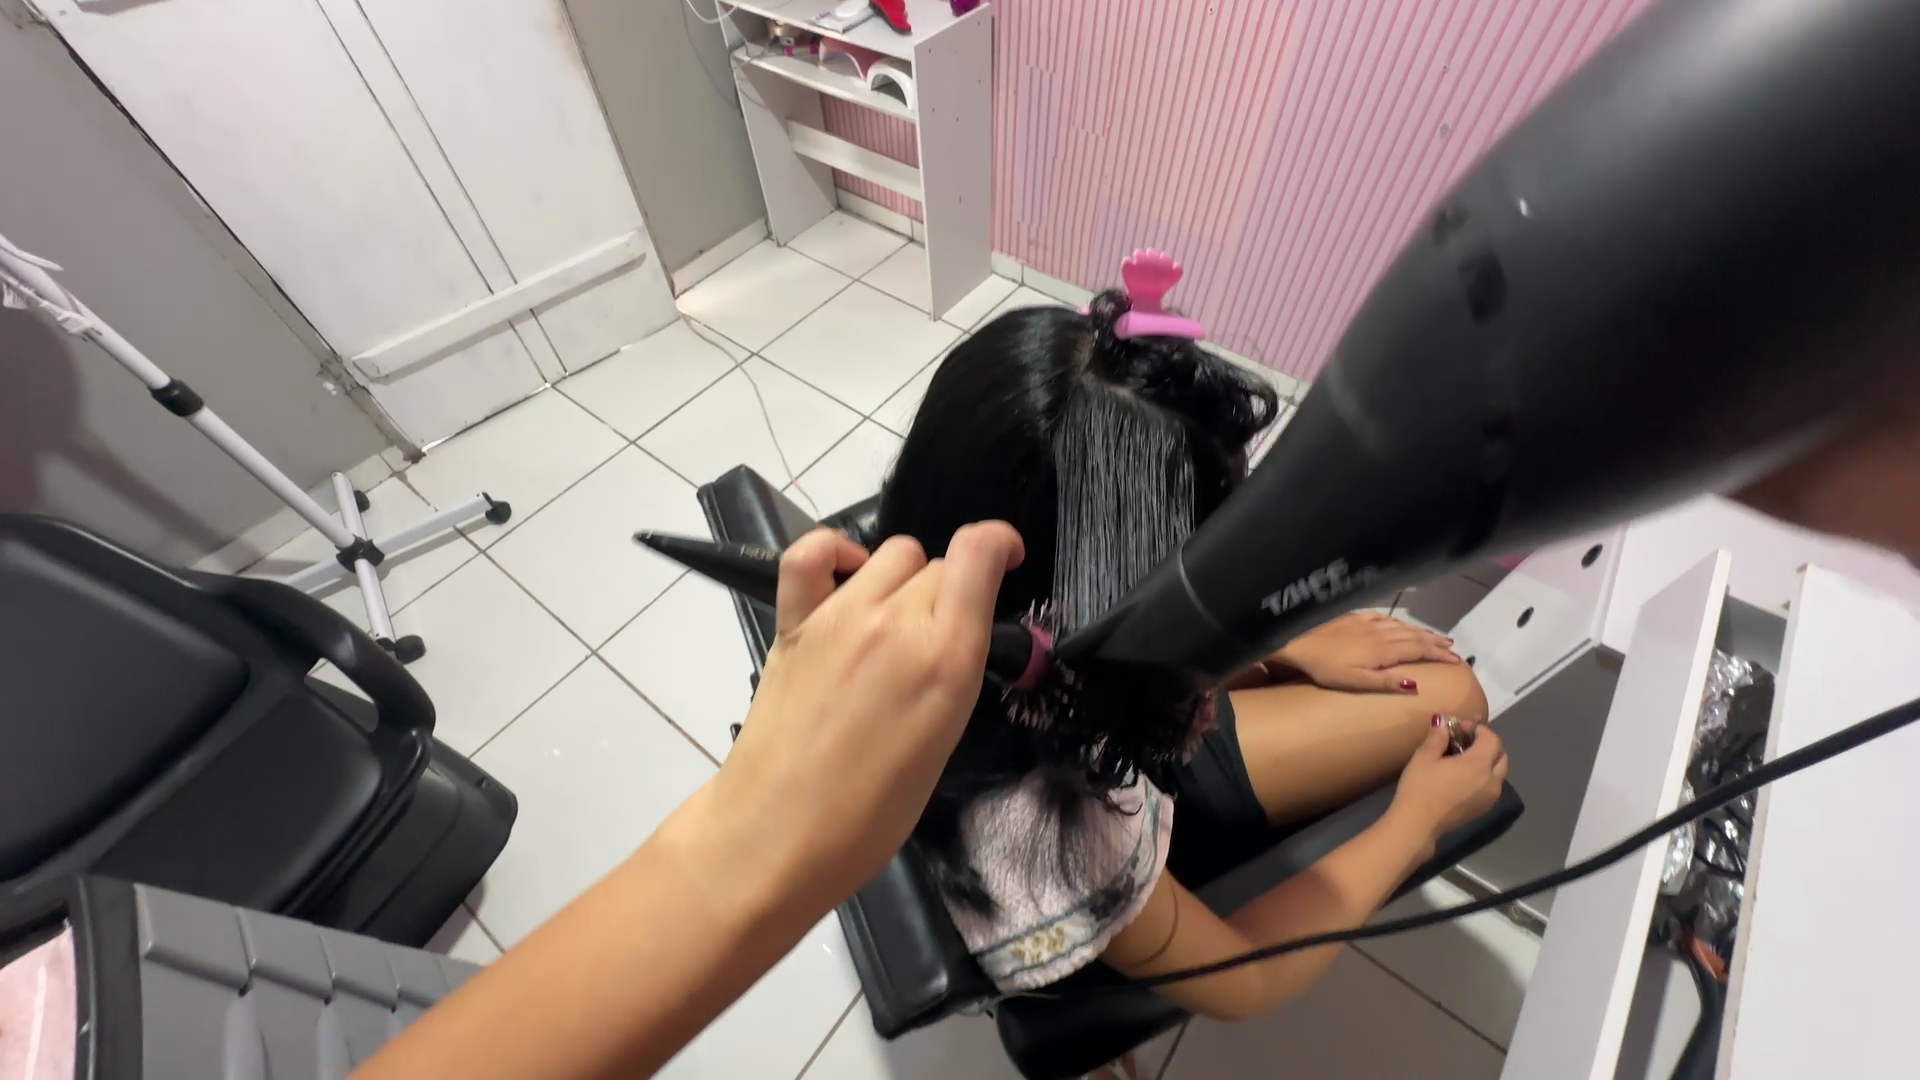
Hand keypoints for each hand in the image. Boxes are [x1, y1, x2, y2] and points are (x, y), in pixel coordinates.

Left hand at [701, 522, 1024, 908]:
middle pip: (940, 562)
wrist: (775, 838)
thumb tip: (955, 639)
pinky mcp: (794, 622)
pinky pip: (810, 555)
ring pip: (892, 552)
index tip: (1007, 559)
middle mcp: (894, 621)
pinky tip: (846, 578)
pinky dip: (835, 553)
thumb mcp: (943, 742)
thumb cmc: (871, 814)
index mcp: (944, 657)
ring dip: (907, 577)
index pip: (977, 551)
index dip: (1000, 542)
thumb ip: (955, 673)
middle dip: (954, 589)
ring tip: (897, 617)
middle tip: (941, 635)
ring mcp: (839, 615)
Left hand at [1268, 612, 1458, 693]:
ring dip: (1419, 631)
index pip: (1418, 650)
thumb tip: (1417, 685)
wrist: (1298, 643)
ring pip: (1399, 625)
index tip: (1456, 659)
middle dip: (1434, 642)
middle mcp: (1379, 633)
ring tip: (1433, 636)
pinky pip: (1380, 616)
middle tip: (1452, 647)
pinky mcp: (1351, 617)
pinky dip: (1395, 620)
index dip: (1438, 654)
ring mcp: (1365, 623)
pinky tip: (1397, 622)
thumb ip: (1385, 683)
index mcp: (1383, 650)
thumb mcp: (1355, 682)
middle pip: (1413, 636)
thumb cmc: (1326, 668)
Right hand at [1390, 718, 1508, 842]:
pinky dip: (1483, 775)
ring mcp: (1491, 796)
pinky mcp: (1485, 808)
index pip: (1492, 740)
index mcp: (1478, 765)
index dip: (1479, 729)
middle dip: (1486, 744)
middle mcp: (1492, 780)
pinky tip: (1461, 777)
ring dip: (1486, 760)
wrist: (1420, 823)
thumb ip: (1437, 738)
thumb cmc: (1420, 787)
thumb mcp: (1424, 757)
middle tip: (1463, 740)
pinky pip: (1492, 785)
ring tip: (1462, 758)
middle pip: (1501, 756)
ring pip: (1499, 772)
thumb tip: (1442, 722)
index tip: (1459, 727)